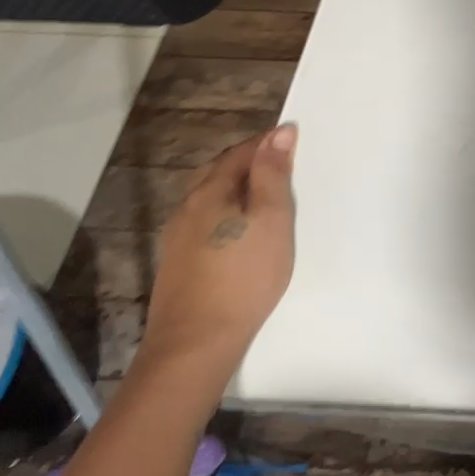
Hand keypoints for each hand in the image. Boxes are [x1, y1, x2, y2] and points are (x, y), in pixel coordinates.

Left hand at [140, 124, 297, 367]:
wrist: (196, 343)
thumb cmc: (244, 276)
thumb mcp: (272, 219)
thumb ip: (274, 174)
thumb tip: (280, 132)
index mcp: (210, 191)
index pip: (242, 151)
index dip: (268, 143)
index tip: (296, 142)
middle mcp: (188, 207)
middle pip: (219, 171)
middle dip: (249, 162)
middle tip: (283, 166)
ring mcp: (178, 237)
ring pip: (209, 198)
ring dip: (236, 188)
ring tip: (266, 198)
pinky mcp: (178, 263)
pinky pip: (204, 222)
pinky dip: (225, 213)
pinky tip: (240, 232)